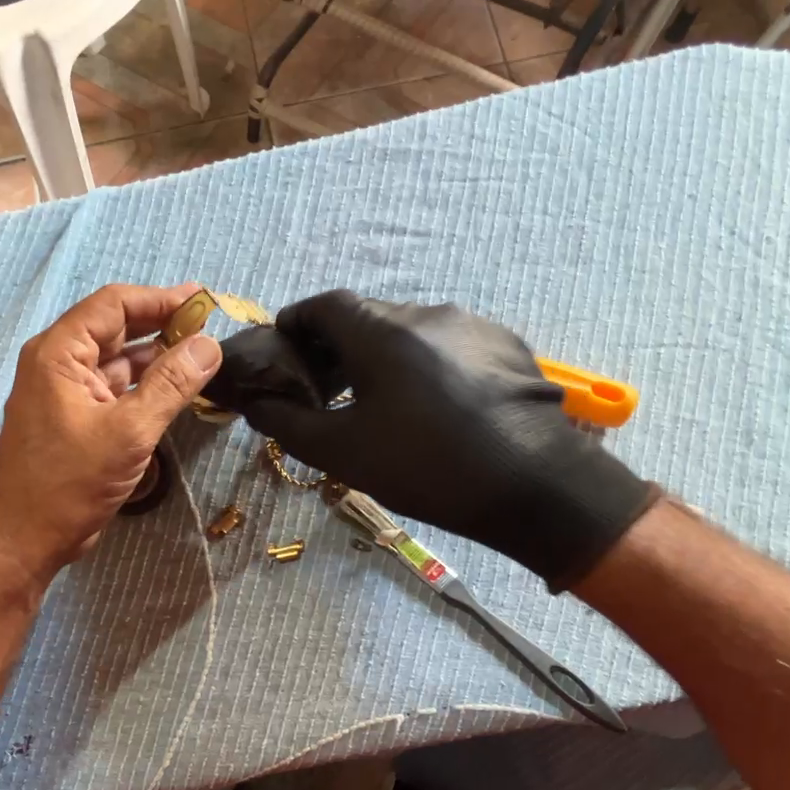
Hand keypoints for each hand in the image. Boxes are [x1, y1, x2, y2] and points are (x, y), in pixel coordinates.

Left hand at [0, 284, 222, 585]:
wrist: (24, 542)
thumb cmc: (69, 484)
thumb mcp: (129, 432)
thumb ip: (171, 385)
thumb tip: (209, 344)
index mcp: (57, 354)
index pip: (112, 305)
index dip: (159, 299)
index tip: (203, 301)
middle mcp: (56, 366)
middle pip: (113, 330)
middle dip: (159, 326)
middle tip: (208, 326)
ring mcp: (62, 396)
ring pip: (114, 364)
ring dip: (154, 360)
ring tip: (200, 357)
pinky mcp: (71, 424)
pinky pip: (111, 393)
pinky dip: (141, 389)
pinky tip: (173, 391)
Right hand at [232, 290, 656, 589]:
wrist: (533, 485)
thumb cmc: (424, 466)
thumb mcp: (342, 452)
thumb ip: (287, 423)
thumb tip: (256, 404)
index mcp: (381, 331)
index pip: (323, 304)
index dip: (295, 322)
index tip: (282, 349)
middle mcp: (427, 313)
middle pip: (367, 317)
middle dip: (336, 346)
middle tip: (324, 388)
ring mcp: (474, 327)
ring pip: (410, 332)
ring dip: (383, 358)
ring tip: (378, 403)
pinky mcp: (508, 348)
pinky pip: (449, 347)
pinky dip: (425, 367)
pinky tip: (432, 409)